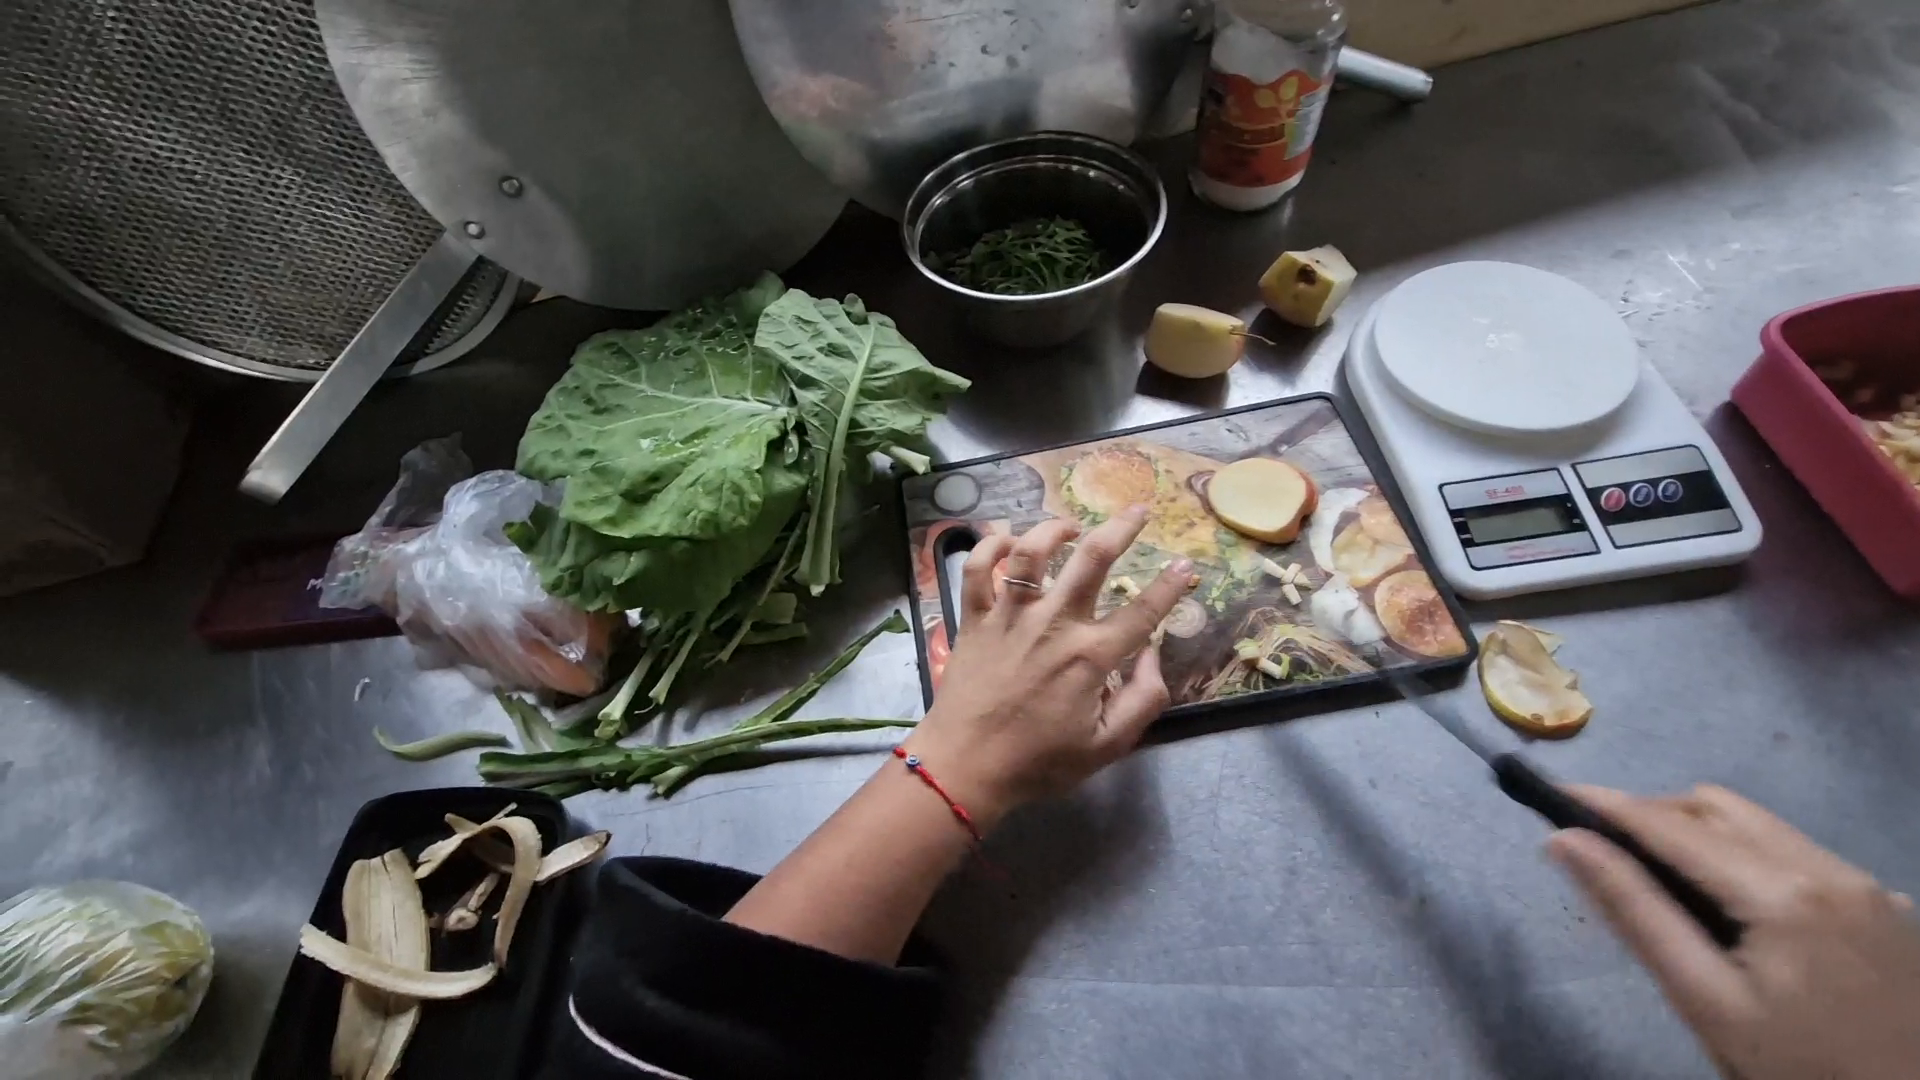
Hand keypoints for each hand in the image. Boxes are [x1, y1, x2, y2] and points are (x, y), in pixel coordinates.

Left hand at [902, 505, 1197, 824]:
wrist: (965, 766)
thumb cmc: (1038, 762)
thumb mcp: (1106, 747)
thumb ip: (1143, 700)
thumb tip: (1154, 654)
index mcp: (1089, 656)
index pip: (1142, 611)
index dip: (1170, 585)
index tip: (1185, 565)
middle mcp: (1052, 623)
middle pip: (1091, 559)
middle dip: (1120, 528)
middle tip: (1137, 511)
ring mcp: (1008, 615)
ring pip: (1031, 551)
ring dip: (1053, 528)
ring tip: (1070, 526)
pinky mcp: (973, 617)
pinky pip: (977, 569)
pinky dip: (991, 547)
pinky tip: (1008, 542)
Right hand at [1549, 784, 1919, 1079]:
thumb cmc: (1802, 1066)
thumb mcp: (1703, 996)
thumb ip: (1632, 909)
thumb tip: (1562, 840)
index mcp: (1782, 892)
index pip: (1667, 823)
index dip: (1602, 802)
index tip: (1549, 792)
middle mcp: (1830, 870)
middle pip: (1712, 806)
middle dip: (1650, 814)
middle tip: (1603, 846)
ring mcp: (1869, 888)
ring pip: (1754, 823)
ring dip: (1695, 831)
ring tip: (1659, 872)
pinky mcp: (1888, 909)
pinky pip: (1793, 852)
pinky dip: (1742, 853)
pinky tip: (1730, 901)